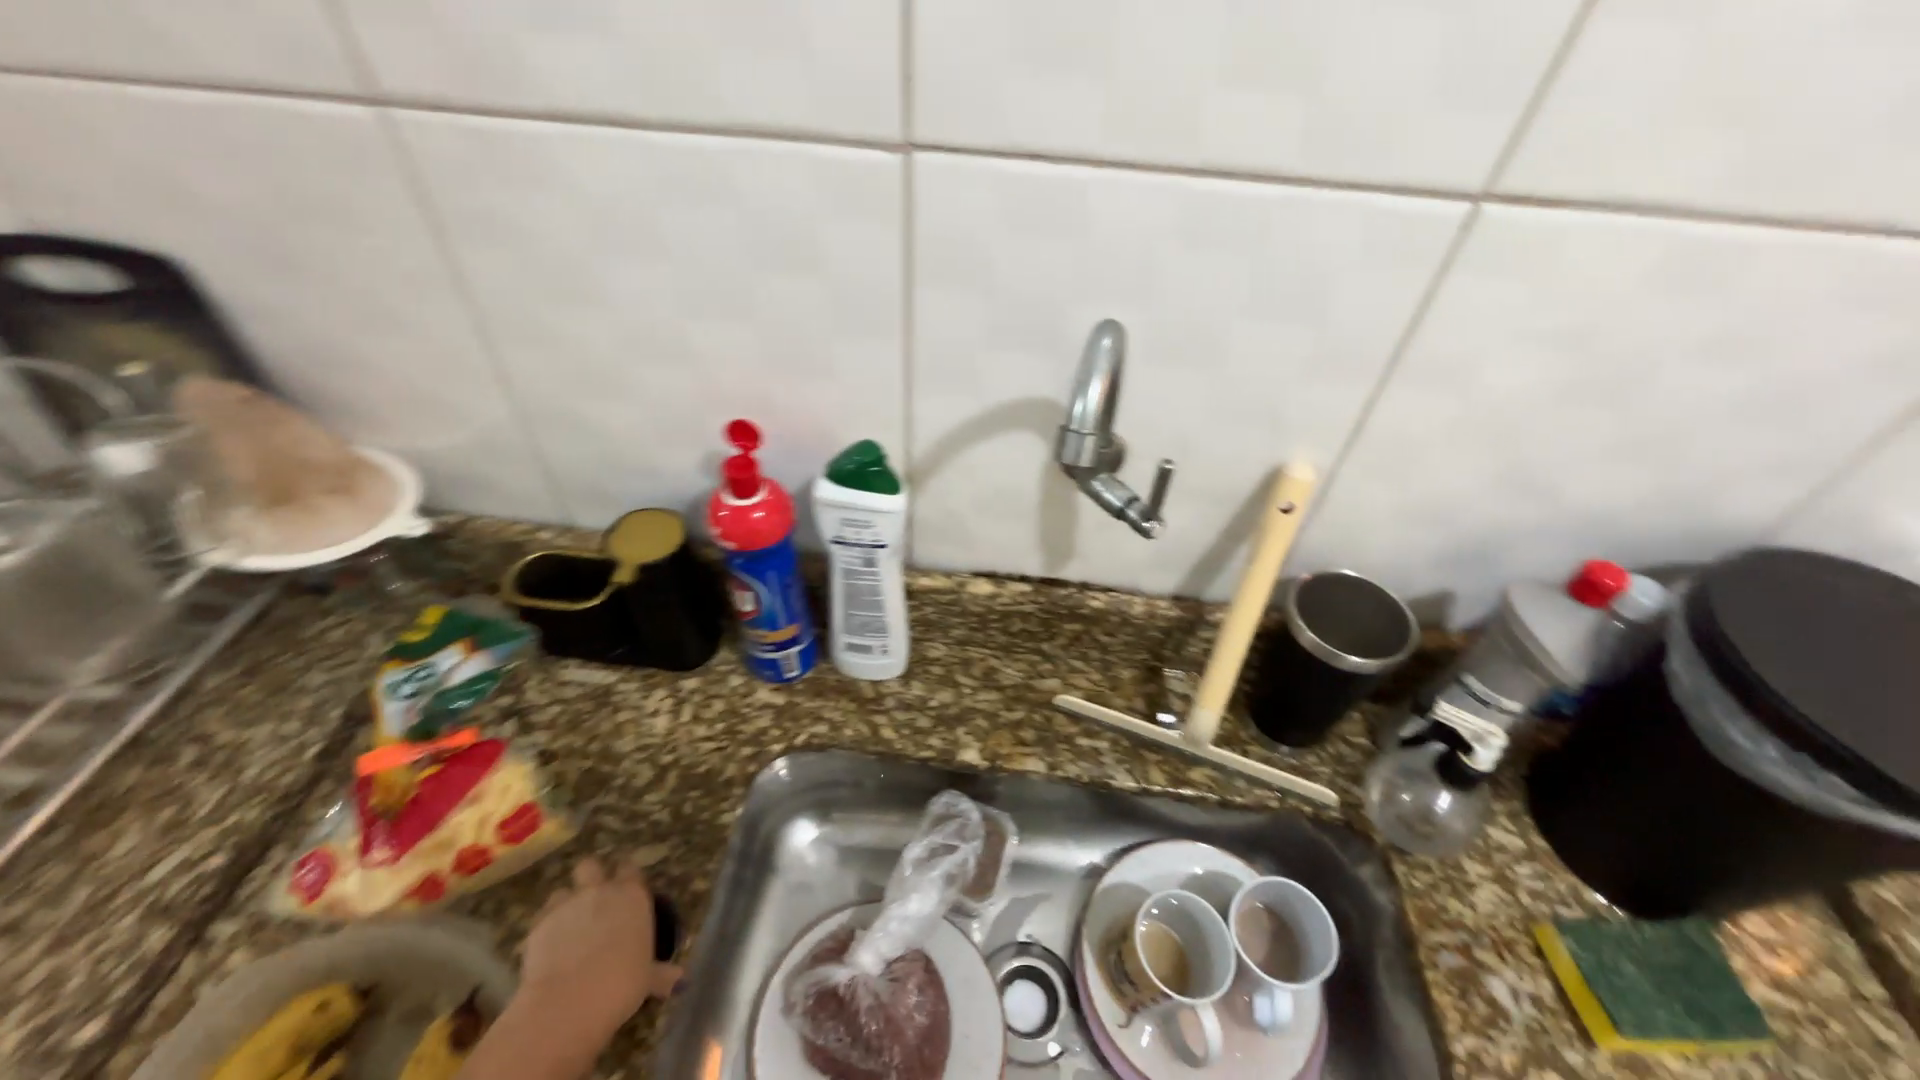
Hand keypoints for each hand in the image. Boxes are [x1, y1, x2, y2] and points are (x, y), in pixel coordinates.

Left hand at [519, 857, 682, 1040]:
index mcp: (631, 897)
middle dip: (590, 878)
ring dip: (566, 904)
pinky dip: (546, 929)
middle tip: (594, 900)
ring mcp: (565, 906)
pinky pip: (542, 918)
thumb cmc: (621, 985)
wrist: (567, 1003)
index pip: (630, 869)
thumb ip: (659, 974)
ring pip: (562, 890)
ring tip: (569, 927)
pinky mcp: (537, 925)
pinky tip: (549, 950)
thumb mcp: (647, 979)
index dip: (627, 877)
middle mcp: (598, 892)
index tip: (627, 890)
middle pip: (590, 866)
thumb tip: (679, 980)